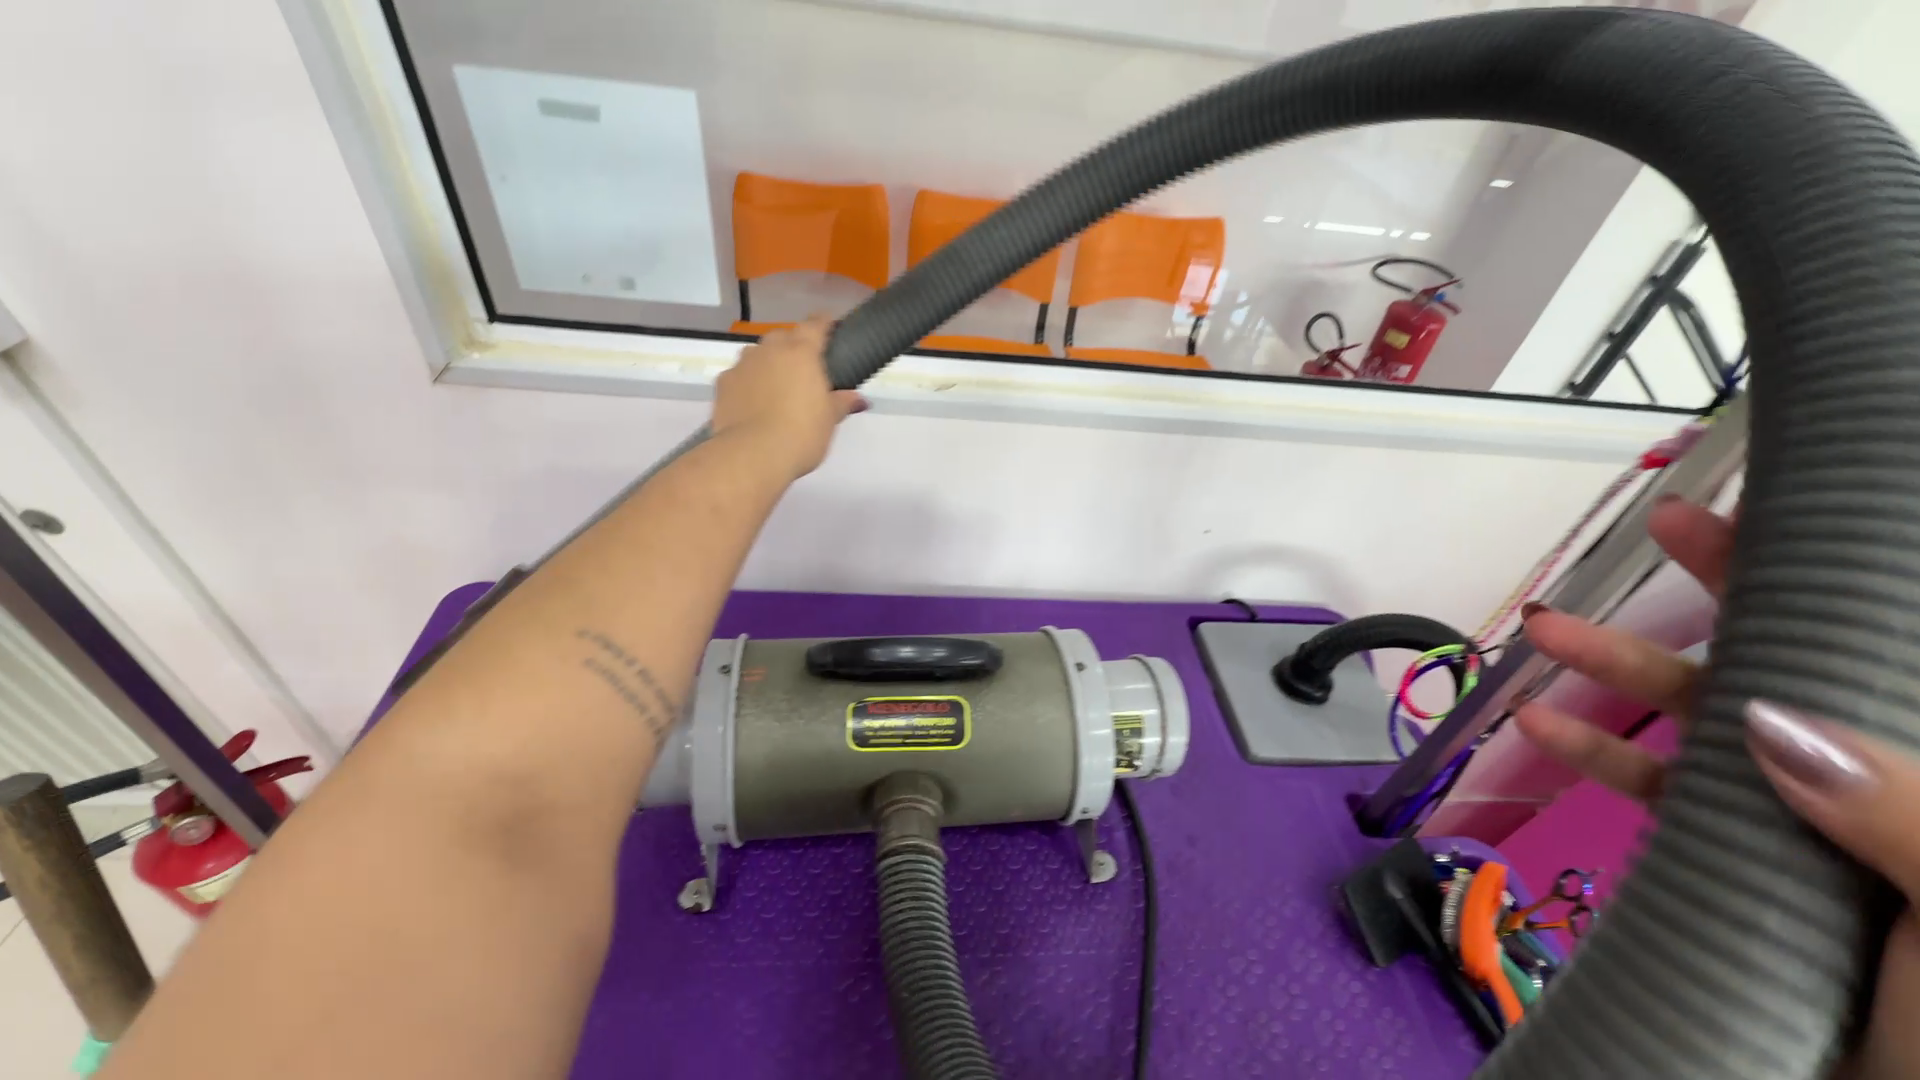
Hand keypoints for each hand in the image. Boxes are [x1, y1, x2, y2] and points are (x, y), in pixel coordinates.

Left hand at [711, 318, 865, 479]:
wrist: (752, 454)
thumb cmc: (801, 434)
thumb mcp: (829, 421)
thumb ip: (841, 403)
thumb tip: (857, 398)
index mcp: (802, 353)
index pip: (815, 325)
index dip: (824, 324)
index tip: (830, 328)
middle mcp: (770, 350)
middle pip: (783, 337)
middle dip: (792, 346)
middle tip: (803, 367)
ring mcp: (742, 365)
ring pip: (757, 353)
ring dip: (767, 362)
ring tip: (774, 385)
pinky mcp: (722, 384)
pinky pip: (738, 375)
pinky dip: (746, 382)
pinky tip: (751, 401)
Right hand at [1515, 495, 1919, 1077]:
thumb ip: (1903, 814)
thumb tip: (1771, 720)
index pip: (1887, 652)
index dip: (1829, 579)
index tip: (1768, 518)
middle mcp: (1877, 779)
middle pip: (1795, 660)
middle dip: (1724, 592)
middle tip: (1664, 524)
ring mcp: (1801, 816)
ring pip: (1709, 719)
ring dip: (1622, 669)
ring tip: (1543, 630)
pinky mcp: (1734, 855)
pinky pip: (1660, 790)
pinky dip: (1598, 754)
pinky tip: (1541, 724)